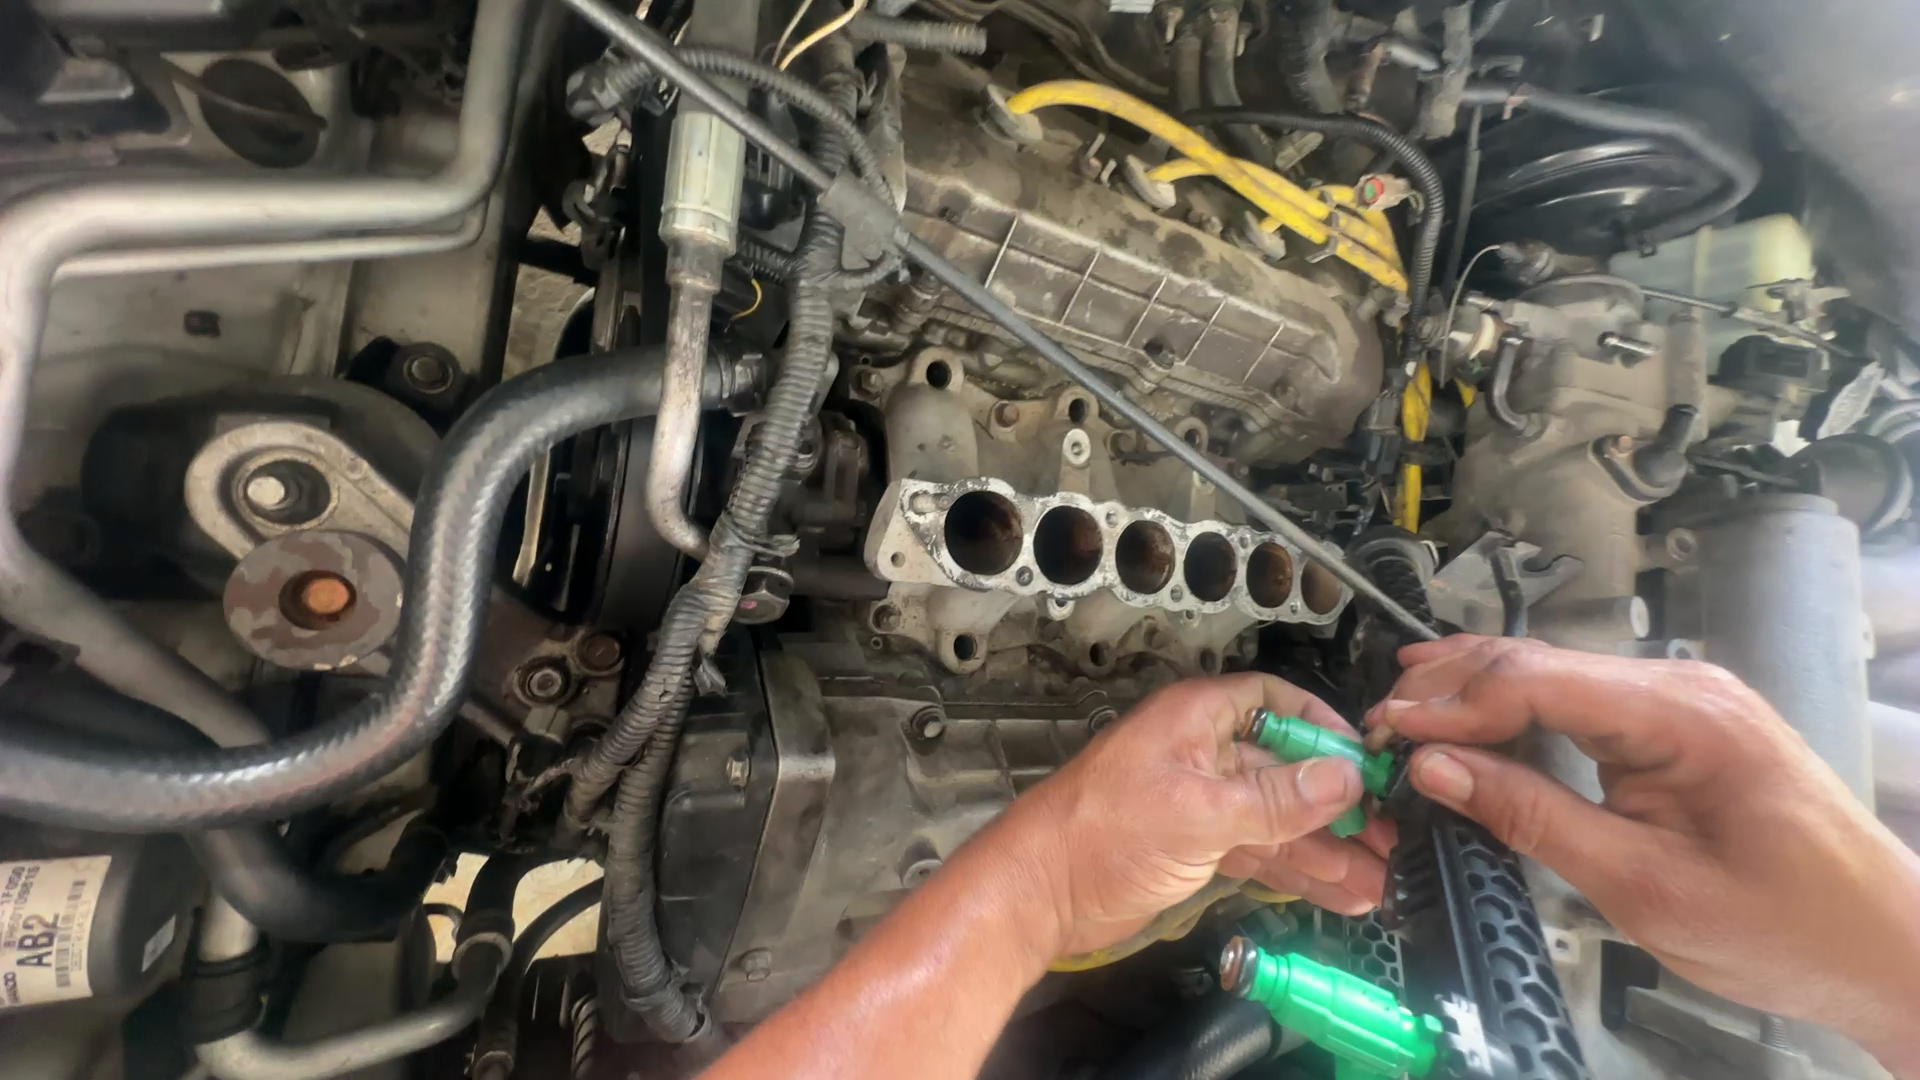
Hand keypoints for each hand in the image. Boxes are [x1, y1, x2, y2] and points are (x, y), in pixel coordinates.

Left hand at [971, 672, 1391, 960]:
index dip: (1319, 724)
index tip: (1364, 760)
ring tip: (1381, 879)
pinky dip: (1292, 869)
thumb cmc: (1107, 830)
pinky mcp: (1195, 843)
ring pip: (1274, 814)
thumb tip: (1344, 778)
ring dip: (1323, 845)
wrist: (1044, 887)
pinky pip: (1256, 848)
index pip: (1270, 701)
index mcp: (1194, 718)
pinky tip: (1339, 893)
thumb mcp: (1200, 811)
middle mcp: (1200, 751)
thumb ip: (1274, 798)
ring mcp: (1198, 799)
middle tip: (1390, 837)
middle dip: (1334, 800)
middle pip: (1280, 764)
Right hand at [1366, 635, 1919, 1072]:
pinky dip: (1498, 697)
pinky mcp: (1659, 716)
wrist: (1898, 958)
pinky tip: (1455, 692)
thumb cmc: (1785, 931)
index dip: (1451, 704)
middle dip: (1445, 690)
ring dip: (1462, 686)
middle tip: (1380, 725)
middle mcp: (1672, 684)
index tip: (1388, 731)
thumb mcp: (1644, 887)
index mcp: (1682, 715)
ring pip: (1536, 667)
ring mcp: (1668, 694)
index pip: (1534, 681)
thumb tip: (1429, 768)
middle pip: (1527, 662)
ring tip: (1399, 703)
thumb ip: (1529, 816)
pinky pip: (1560, 690)